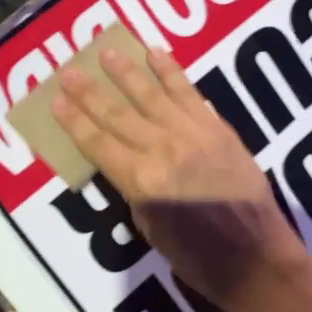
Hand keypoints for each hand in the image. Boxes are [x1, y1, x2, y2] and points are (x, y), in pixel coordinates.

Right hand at [51, 48, 311, 311]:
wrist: (256, 258)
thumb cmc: (198, 259)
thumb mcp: (150, 229)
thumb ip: (133, 189)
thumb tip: (124, 161)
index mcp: (141, 182)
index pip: (98, 144)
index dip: (74, 121)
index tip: (55, 101)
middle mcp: (163, 150)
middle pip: (118, 114)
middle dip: (90, 92)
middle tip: (69, 70)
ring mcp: (194, 135)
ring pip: (152, 95)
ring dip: (127, 72)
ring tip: (108, 52)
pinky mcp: (219, 129)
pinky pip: (190, 93)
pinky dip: (171, 72)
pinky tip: (156, 55)